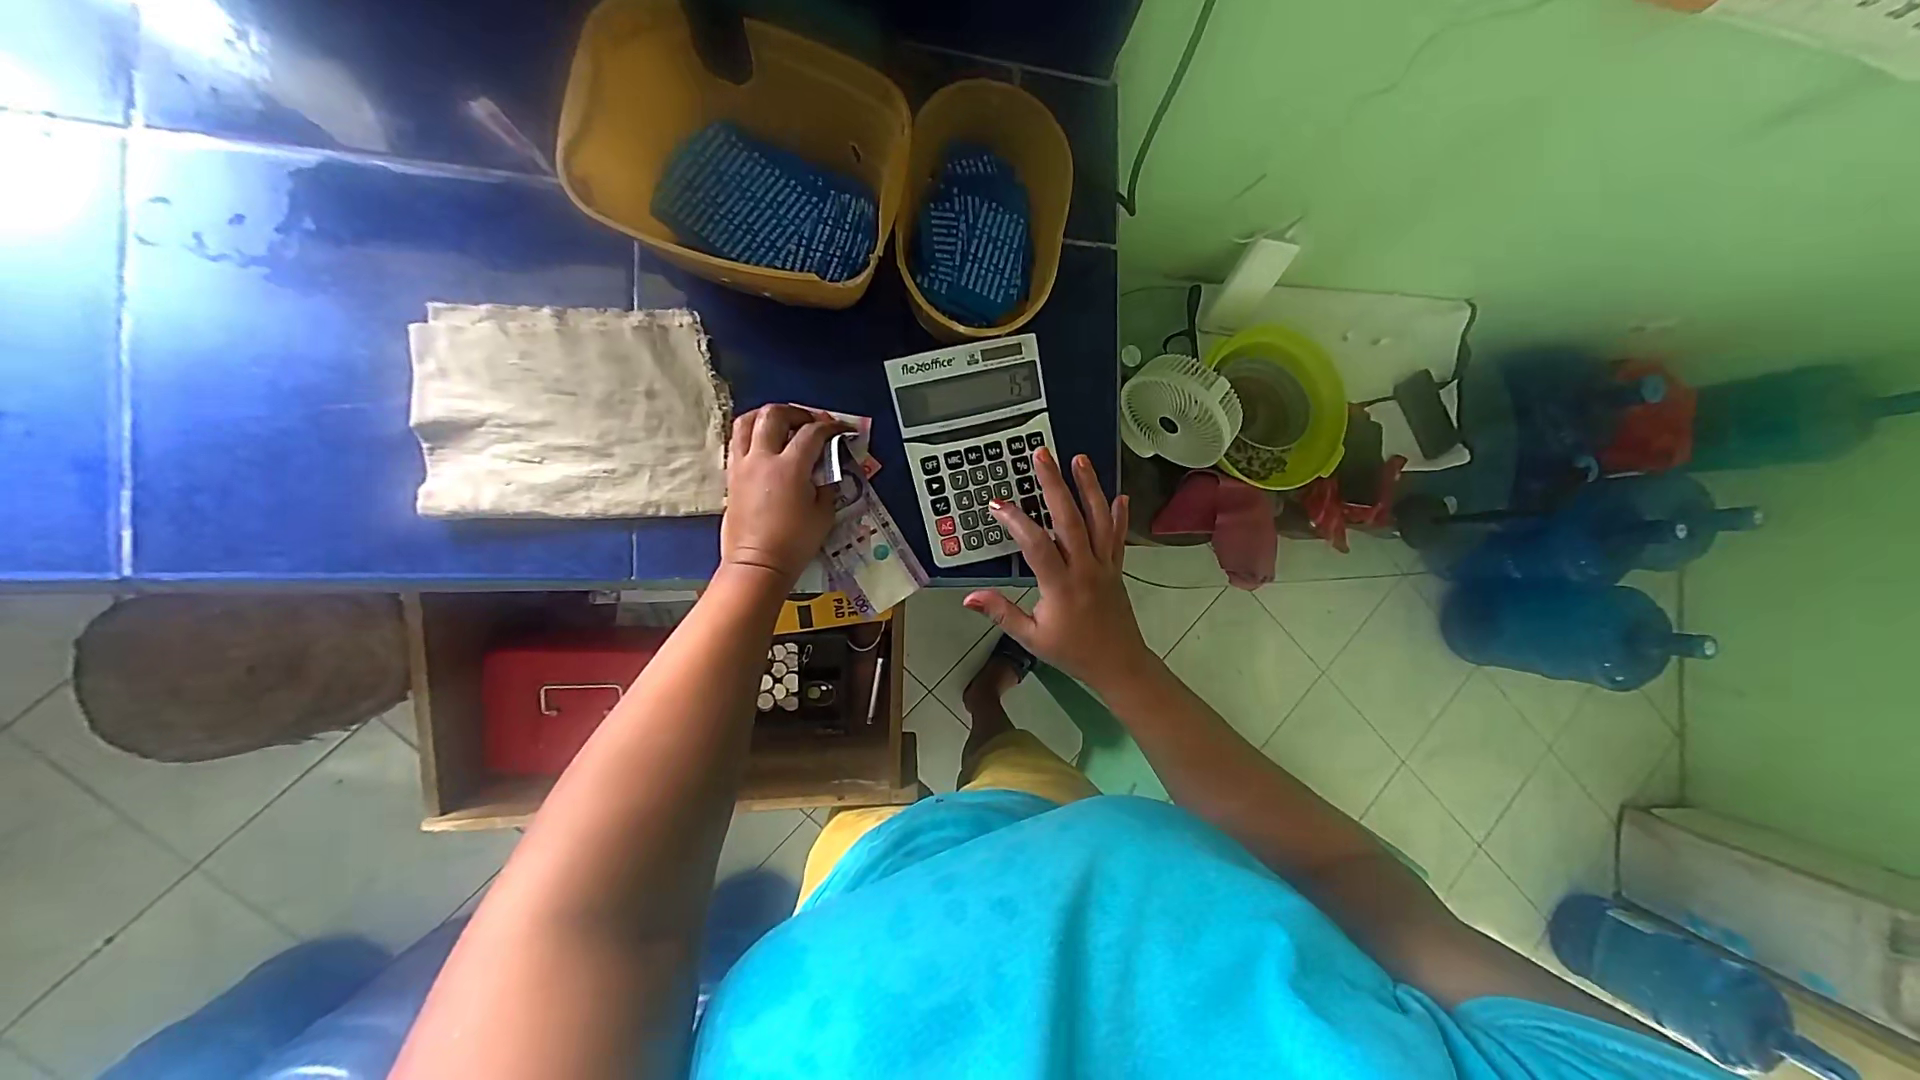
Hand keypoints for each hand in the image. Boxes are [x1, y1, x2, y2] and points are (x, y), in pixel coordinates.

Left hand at [720, 405, 845, 585]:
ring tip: (782, 423)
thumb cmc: (795, 543)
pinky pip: (738, 442)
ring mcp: (742, 465)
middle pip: (775, 414)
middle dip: (797, 412)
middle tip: (811, 421)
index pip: (813, 432)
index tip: (843, 430)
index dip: (832, 427)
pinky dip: (753, 434)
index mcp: (790, 467)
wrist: (757, 565)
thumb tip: (826, 469)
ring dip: (767, 415)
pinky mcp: (731, 476)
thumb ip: (827, 484)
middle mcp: (762, 458)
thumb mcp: (824, 513)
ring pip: (747, 421)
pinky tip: (766, 445)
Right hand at [963, 448, 1152, 690]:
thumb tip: (970, 597)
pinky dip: (1118, 515)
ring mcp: (1104, 565)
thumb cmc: (1073, 652)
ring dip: (1089, 487)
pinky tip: (1119, 495)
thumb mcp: (1031, 638)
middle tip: (1042, 456)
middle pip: (1070, 519)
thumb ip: (1001, 613)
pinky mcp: (1116, 567)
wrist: (1118, 664)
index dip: (1016, 521)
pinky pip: (1118, 536)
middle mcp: (1085, 569)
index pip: (1036, 545)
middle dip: (1054, 485)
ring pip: (1098, 520)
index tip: (998, 504)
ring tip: (1079, 460)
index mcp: (1061, 586)